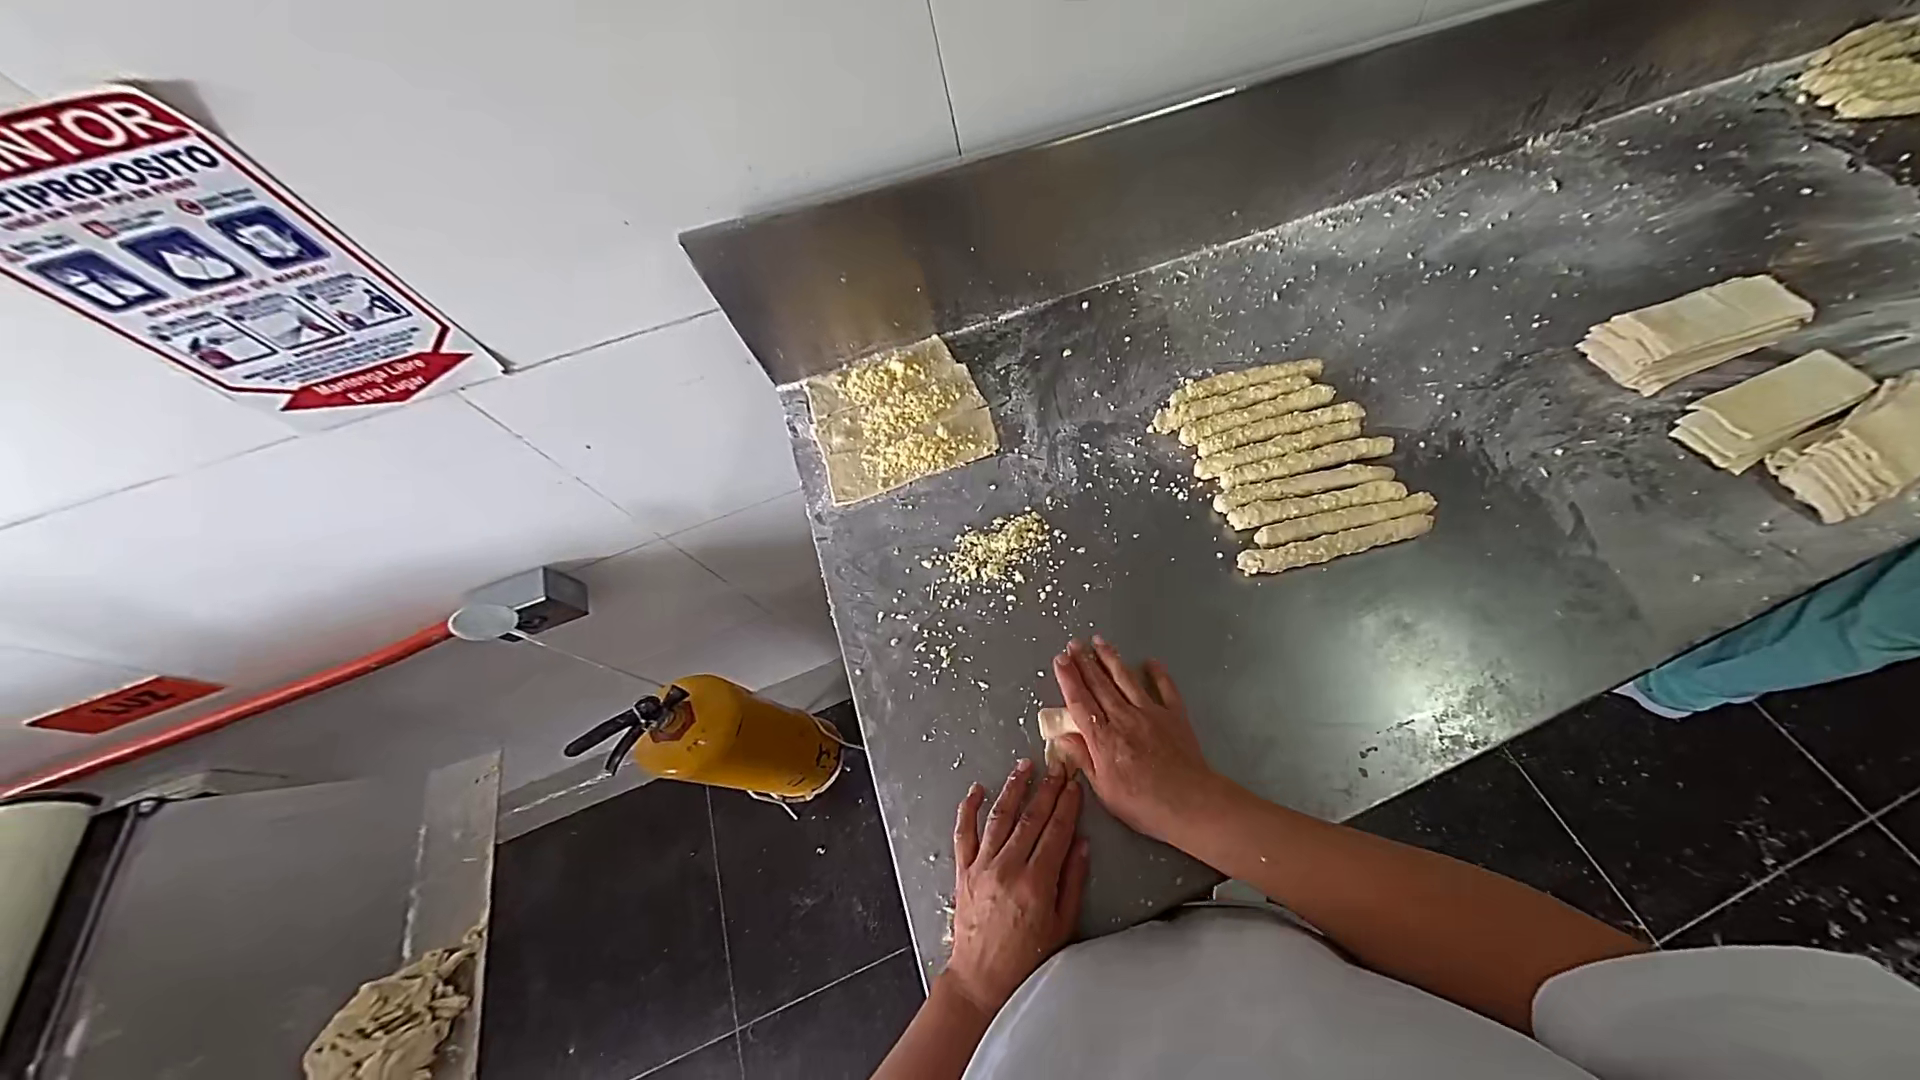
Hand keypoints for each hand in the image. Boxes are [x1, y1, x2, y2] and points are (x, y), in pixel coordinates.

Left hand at [945, 758, 1090, 1015]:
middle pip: (1031, 818)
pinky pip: (964, 832)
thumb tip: (1081, 843)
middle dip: (1046, 789)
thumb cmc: (1026, 959)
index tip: (1074, 785)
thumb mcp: (1062, 925)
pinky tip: (977, 789)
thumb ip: (1073, 881)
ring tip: (1024, 766)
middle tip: (1056, 767)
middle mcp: (1008, 868)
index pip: (1056, 831)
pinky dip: (969, 808)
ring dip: (1013, 788)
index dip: (1067, 805)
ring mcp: (982, 866)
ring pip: (1000, 817)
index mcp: (1036, 883)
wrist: (981, 980)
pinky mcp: (963, 869)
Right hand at [1050, 637, 1220, 842]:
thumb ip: (1083, 758)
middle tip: (1074, 644)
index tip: (1060, 661)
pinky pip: (1164, 688)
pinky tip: (1150, 662)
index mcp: (1103, 738)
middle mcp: (1124, 718)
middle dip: (1084, 661)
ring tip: (1099, 642)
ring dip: (1111, 658)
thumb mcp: (1104, 789)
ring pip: (1126, 679)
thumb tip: (1062, 737)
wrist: (1192, 805)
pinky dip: (1157, 673)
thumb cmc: (1145, 805)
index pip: (1080, 701)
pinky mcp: (1174, 716)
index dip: (1068, 678)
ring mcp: (1150, 713)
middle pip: (1099, 684)